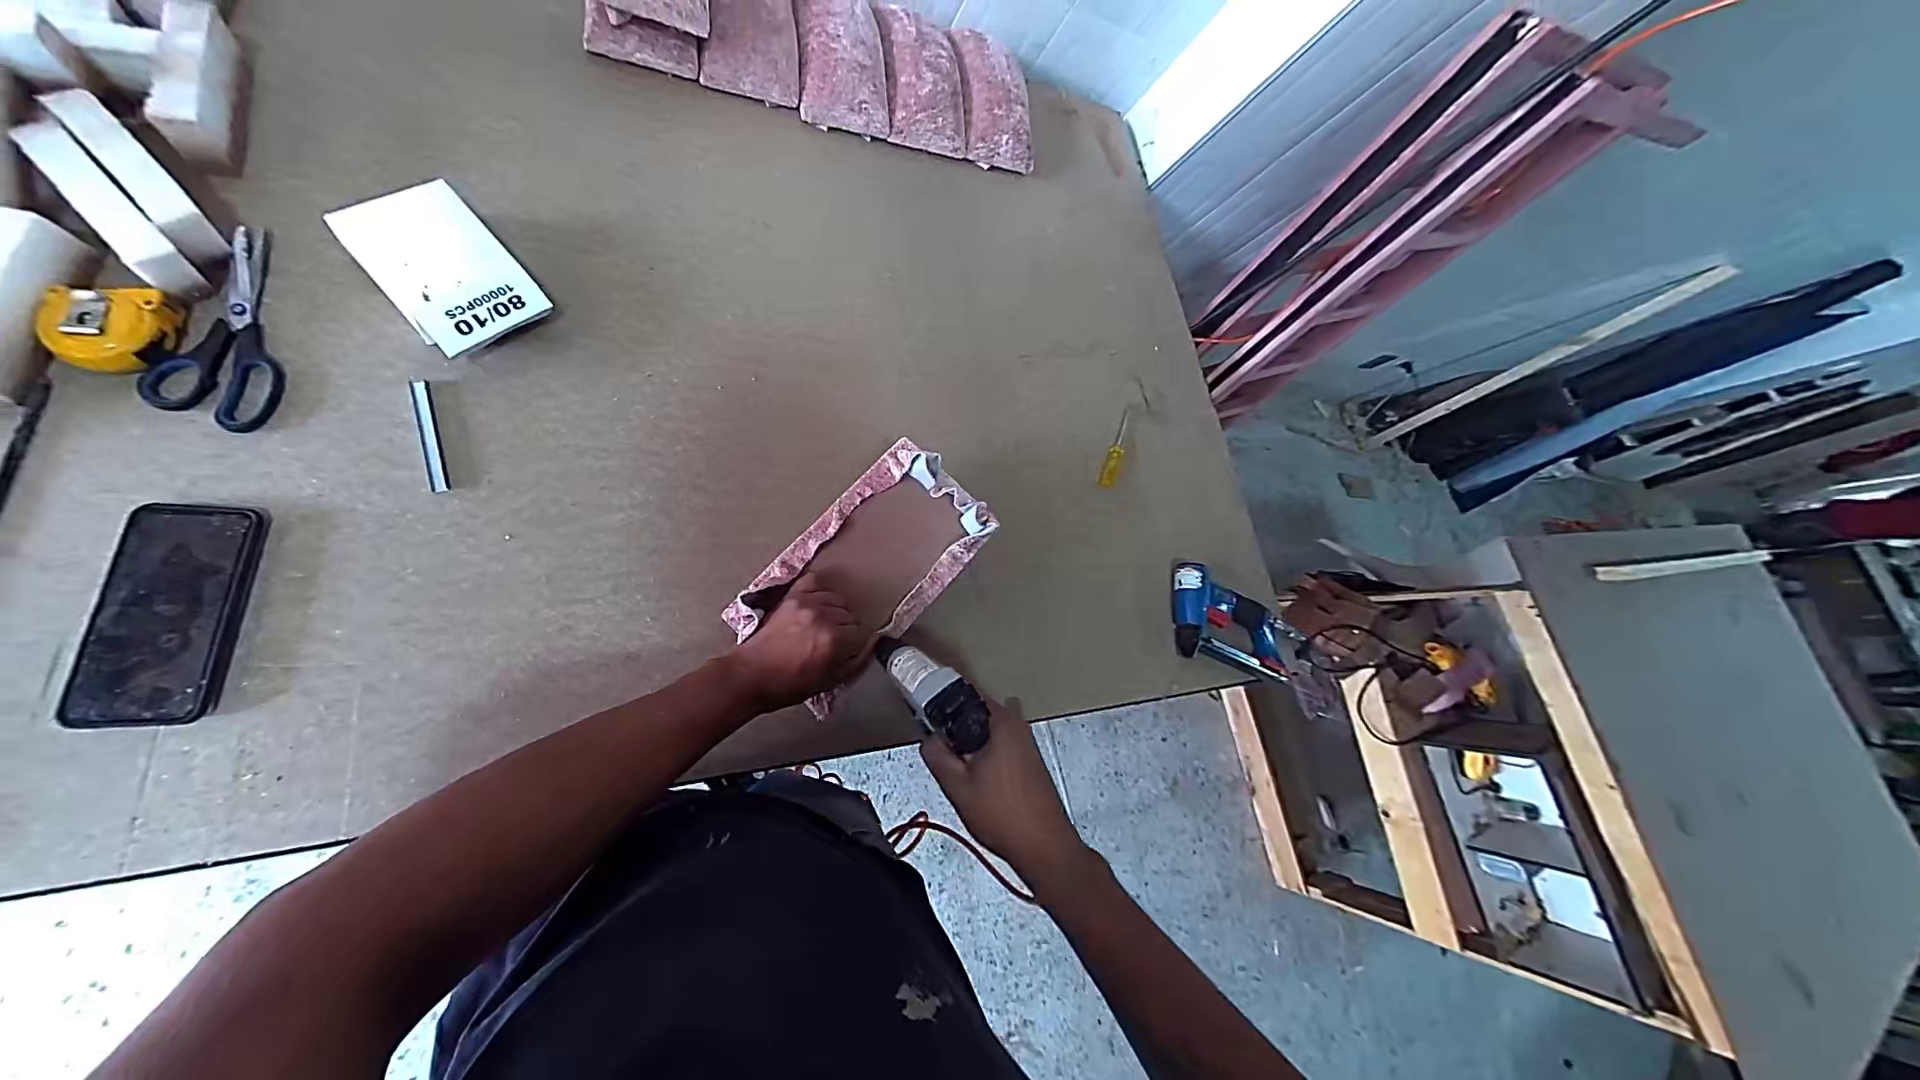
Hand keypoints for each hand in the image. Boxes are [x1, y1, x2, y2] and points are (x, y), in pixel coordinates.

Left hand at [728, 574, 873, 711]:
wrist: (751, 675)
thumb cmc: (788, 684)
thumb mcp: (829, 682)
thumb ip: (857, 661)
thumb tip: (873, 645)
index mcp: (834, 641)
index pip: (862, 633)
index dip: (855, 645)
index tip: (846, 652)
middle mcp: (823, 617)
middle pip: (851, 616)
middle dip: (846, 630)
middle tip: (832, 644)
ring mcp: (806, 603)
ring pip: (837, 600)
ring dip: (834, 612)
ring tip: (822, 626)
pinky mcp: (791, 597)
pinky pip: (815, 581)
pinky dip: (820, 590)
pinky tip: (817, 603)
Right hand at [920, 697, 1092, 889]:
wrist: (1043, 847)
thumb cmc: (1003, 815)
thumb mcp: (956, 785)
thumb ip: (936, 754)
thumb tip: (928, 737)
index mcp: (1001, 722)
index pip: (965, 692)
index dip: (941, 701)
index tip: (926, 715)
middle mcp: (1017, 726)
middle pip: (975, 713)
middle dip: (954, 728)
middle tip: (939, 751)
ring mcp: (1025, 743)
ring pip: (986, 732)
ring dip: (968, 745)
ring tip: (957, 772)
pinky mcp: (1028, 761)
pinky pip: (998, 746)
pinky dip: (983, 756)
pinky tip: (976, 783)